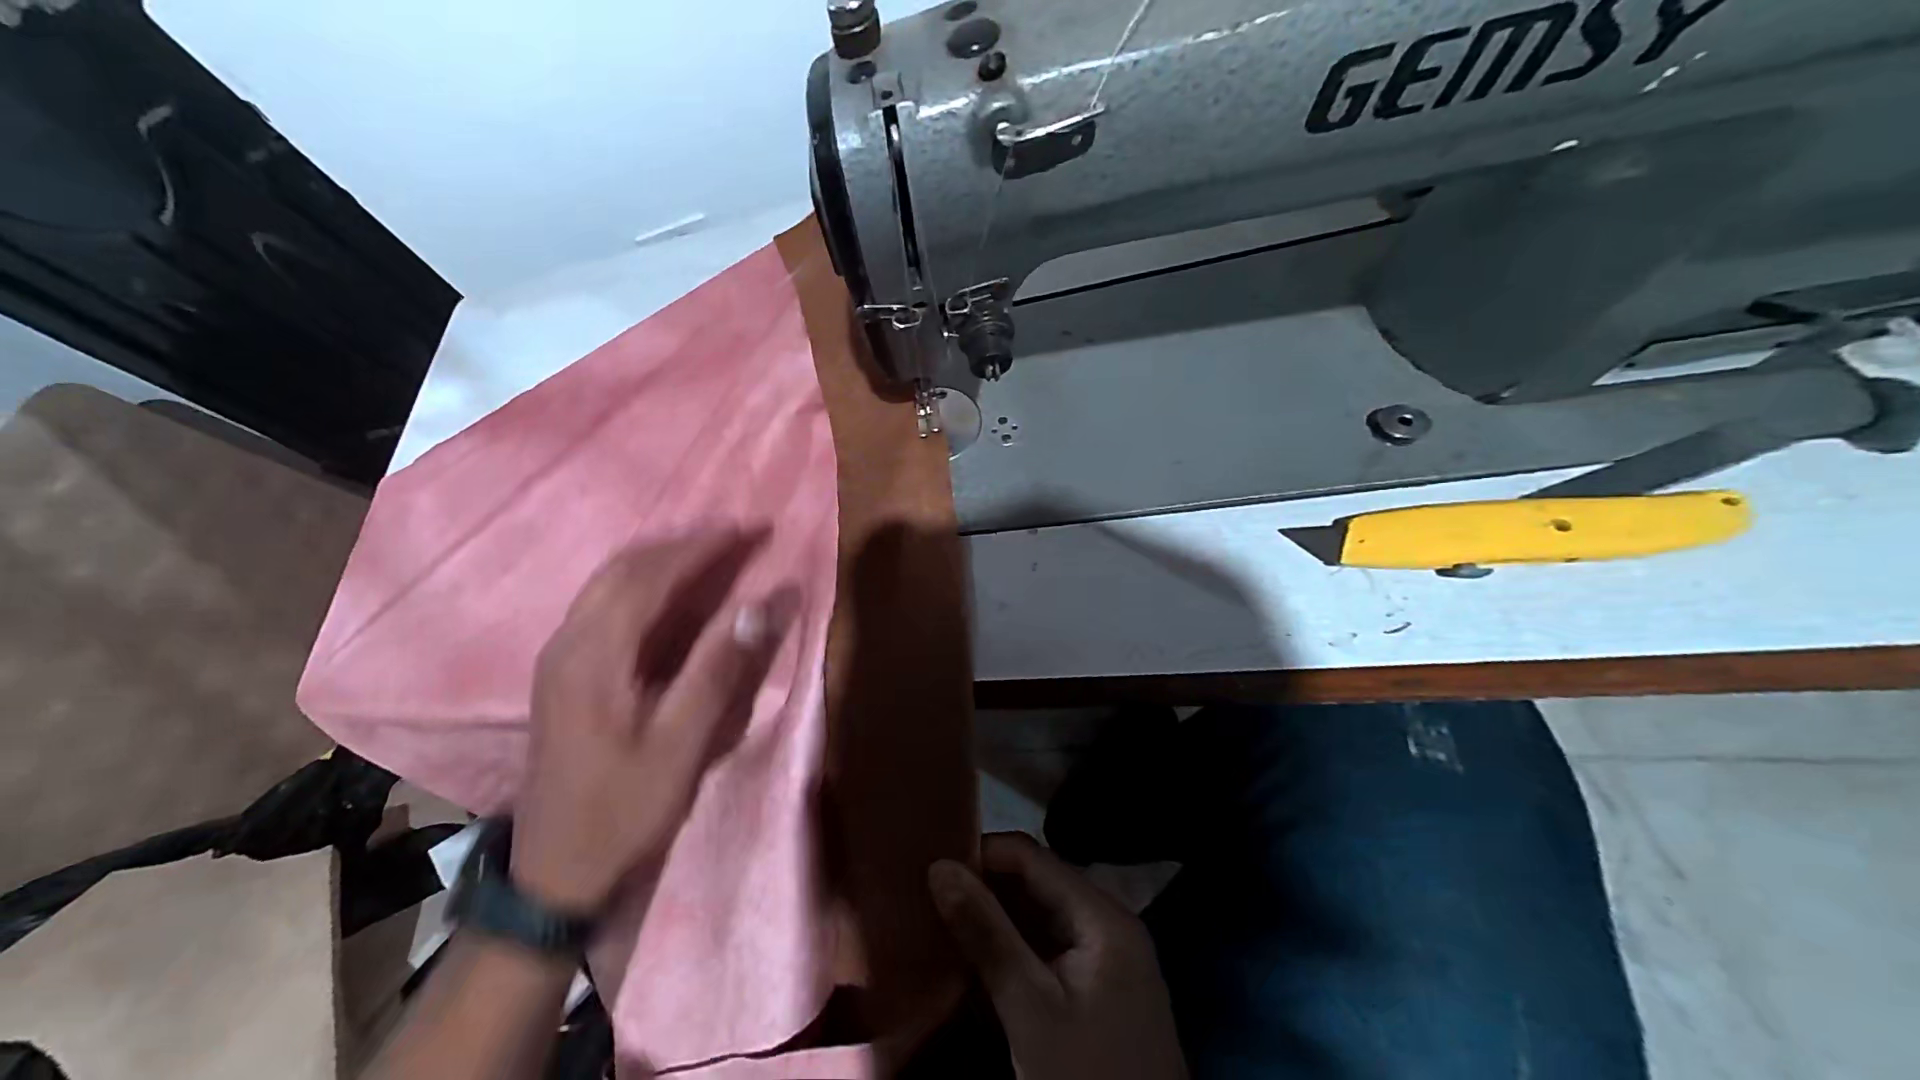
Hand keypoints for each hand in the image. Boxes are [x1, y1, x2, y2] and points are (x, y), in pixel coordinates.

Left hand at [511, 530, 793, 914]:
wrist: (555, 874)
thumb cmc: (624, 809)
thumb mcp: (681, 744)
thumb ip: (719, 668)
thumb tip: (764, 603)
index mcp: (592, 655)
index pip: (650, 576)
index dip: (703, 547)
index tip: (750, 529)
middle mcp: (568, 642)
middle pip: (623, 568)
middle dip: (683, 544)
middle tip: (738, 535)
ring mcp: (560, 657)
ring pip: (610, 584)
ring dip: (664, 559)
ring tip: (715, 553)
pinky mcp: (565, 674)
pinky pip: (607, 606)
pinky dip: (647, 586)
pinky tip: (676, 595)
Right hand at [929, 833, 1187, 1079]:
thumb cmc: (1088, 1077)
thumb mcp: (1031, 1010)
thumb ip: (987, 935)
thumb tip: (939, 868)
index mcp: (1103, 916)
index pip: (1033, 857)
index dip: (982, 853)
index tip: (930, 864)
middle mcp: (1106, 923)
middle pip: (1036, 882)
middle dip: (983, 884)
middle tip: (927, 891)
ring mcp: (1102, 956)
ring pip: (1037, 914)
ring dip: (992, 915)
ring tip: (938, 914)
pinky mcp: (1092, 987)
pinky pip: (1044, 946)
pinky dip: (1009, 945)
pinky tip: (971, 952)